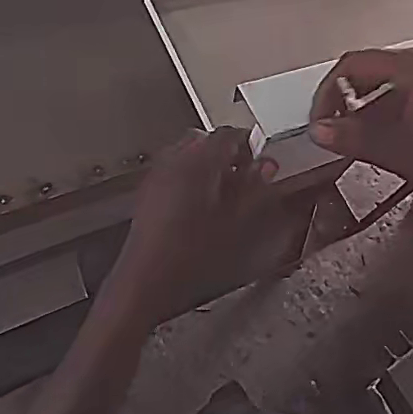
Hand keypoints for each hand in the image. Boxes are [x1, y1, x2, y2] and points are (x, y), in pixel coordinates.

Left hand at [108, 127, 278, 325]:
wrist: (149, 278)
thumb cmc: (188, 253)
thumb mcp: (236, 220)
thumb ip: (254, 189)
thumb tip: (264, 170)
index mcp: (198, 162)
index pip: (228, 135)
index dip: (248, 144)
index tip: (259, 159)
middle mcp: (174, 162)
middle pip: (205, 140)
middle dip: (226, 153)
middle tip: (245, 171)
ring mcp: (157, 176)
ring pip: (187, 153)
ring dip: (207, 163)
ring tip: (225, 187)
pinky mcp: (148, 193)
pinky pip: (173, 170)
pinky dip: (190, 176)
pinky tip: (201, 201)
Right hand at [307, 46, 412, 207]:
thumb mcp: (404, 151)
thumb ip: (356, 139)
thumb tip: (322, 131)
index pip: (354, 64)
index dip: (328, 93)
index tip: (320, 120)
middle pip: (371, 74)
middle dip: (348, 104)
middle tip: (336, 133)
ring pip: (389, 88)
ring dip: (369, 115)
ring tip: (362, 145)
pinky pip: (408, 99)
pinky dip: (391, 119)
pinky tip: (389, 146)